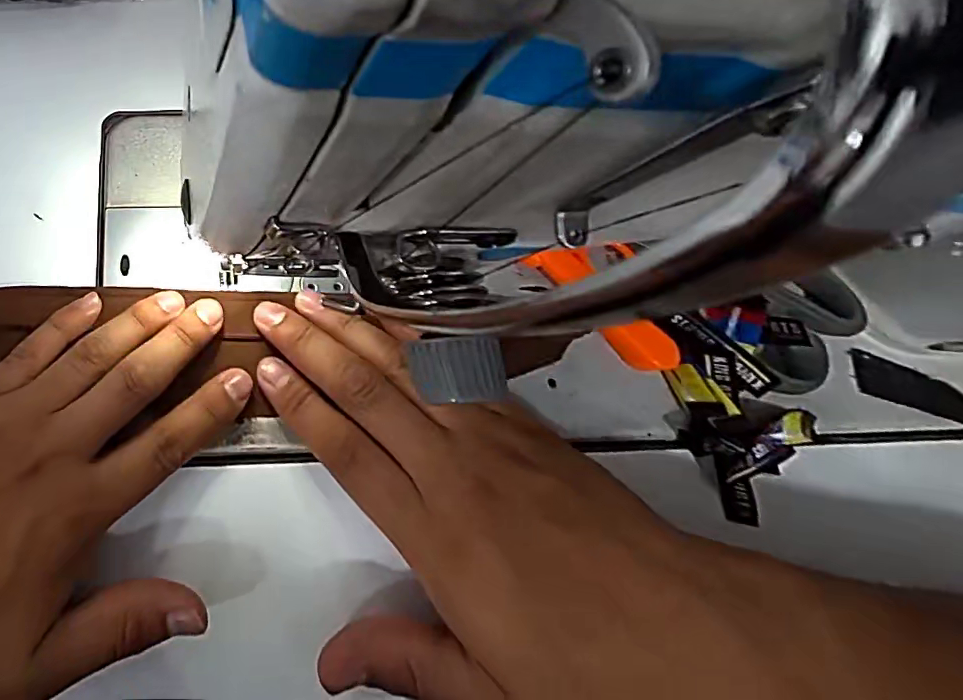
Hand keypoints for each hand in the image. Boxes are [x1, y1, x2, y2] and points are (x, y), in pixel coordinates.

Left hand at [0, 290, 250, 699]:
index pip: (163, 446)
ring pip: (86, 358)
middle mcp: (52, 453)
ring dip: (131, 324)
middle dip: (176, 344)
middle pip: (132, 383)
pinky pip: (27, 354)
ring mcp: (9, 422)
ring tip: (165, 299)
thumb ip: (120, 624)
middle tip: (207, 313)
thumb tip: (192, 611)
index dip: (206, 410)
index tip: (234, 380)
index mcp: (78, 512)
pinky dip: (60, 326)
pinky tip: (87, 305)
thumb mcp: (39, 663)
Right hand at [248, 292, 962, 699]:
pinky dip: (416, 340)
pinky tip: (393, 322)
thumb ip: (406, 660)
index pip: (347, 450)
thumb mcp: (491, 690)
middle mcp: (455, 471)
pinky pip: (456, 370)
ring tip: (317, 302)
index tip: (267, 370)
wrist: (695, 636)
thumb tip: (333, 666)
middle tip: (274, 313)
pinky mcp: (523, 426)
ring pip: (406, 369)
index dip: (300, 404)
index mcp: (436, 533)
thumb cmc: (593, 667)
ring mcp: (492, 439)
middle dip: (311, 345)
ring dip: (354, 330)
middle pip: (366, 392)